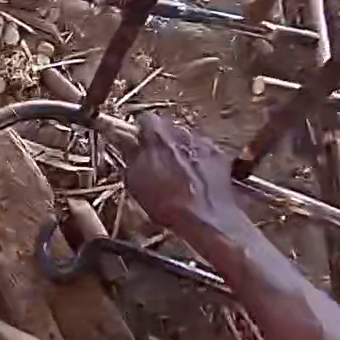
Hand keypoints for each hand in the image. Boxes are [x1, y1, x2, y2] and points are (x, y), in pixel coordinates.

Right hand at [126, 114, 250, 239]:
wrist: (207, 220)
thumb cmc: (166, 201)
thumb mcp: (135, 179)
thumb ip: (128, 152)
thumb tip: (120, 137)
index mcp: (156, 133)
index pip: (143, 118)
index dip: (138, 132)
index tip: (136, 144)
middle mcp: (180, 131)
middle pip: (166, 127)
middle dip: (160, 140)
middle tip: (155, 160)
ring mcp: (202, 142)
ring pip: (185, 139)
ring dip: (178, 149)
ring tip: (176, 172)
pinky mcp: (219, 156)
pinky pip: (202, 151)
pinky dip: (197, 160)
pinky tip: (195, 178)